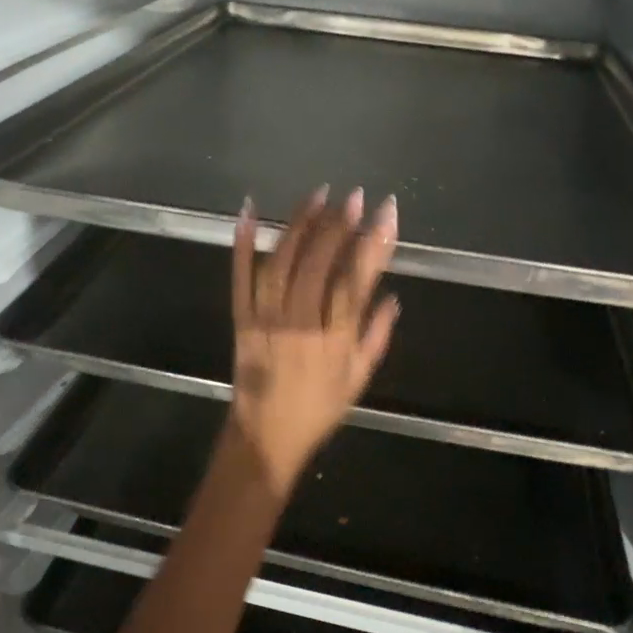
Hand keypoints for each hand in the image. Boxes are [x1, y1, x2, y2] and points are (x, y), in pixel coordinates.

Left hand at [228, 186, 400, 495]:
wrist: (265, 438)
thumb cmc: (318, 410)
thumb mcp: (359, 380)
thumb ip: (377, 336)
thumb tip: (393, 296)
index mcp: (334, 341)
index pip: (356, 281)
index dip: (373, 243)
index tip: (387, 211)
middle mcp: (299, 325)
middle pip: (317, 265)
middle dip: (337, 226)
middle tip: (353, 197)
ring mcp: (266, 319)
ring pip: (281, 263)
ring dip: (299, 224)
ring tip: (318, 195)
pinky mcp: (241, 319)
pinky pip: (239, 276)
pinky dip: (242, 242)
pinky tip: (249, 210)